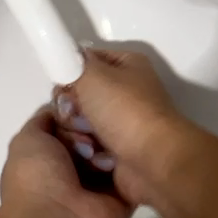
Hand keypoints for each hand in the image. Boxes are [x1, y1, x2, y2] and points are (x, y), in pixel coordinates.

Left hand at [0, 106, 128, 217]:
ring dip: (113, 141)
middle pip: (96, 130)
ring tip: (107, 147)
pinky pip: (134, 165)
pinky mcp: (125, 189)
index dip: (77, 111)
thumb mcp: (28, 140)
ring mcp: (103, 177)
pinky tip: (134, 147)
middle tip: (94, 133)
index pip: (73, 119)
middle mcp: (77, 164)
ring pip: (116, 145)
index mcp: (52, 154)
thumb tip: (62, 107)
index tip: (81, 108)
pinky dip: (134, 157)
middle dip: (97, 125)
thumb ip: (45, 118)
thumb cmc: (37, 178)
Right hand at [52, 47, 195, 207]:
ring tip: (89, 141)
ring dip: (77, 133)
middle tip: (76, 117)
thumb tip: (67, 59)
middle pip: (76, 95)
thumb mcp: (94, 75)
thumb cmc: (125, 110)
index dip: (69, 75)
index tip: (65, 89)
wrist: (153, 158)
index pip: (84, 61)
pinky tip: (95, 154)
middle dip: (70, 109)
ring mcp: (119, 120)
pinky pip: (85, 144)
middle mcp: (124, 89)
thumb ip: (73, 62)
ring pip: (77, 122)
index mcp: (125, 65)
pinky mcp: (114, 147)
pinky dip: (87, 150)